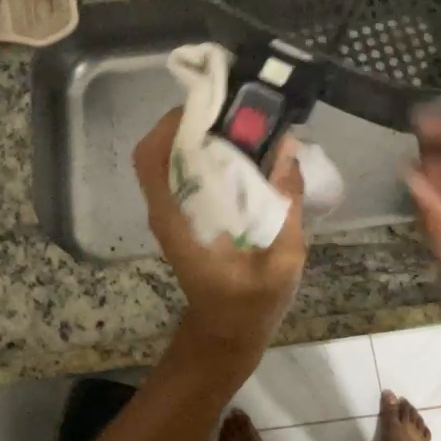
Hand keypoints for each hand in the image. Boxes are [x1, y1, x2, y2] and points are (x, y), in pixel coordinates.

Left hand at [133, 110, 309, 363]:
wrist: (227, 334)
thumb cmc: (250, 304)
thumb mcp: (282, 260)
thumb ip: (285, 204)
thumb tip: (289, 147)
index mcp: (177, 221)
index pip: (151, 159)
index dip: (171, 125)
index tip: (211, 106)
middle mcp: (166, 210)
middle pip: (158, 150)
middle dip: (192, 121)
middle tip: (235, 108)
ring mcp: (172, 212)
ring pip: (170, 158)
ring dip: (199, 135)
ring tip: (242, 121)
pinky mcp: (184, 214)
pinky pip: (184, 172)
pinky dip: (205, 153)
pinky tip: (241, 149)